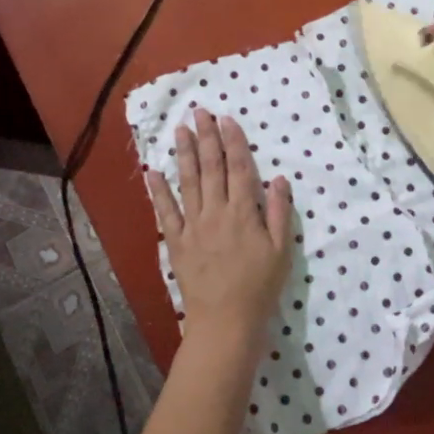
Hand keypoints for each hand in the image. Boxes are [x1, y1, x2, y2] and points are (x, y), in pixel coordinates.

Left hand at [145, 109, 293, 352]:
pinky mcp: (177, 241)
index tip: (226, 119)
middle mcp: (217, 211)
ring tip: (179, 130)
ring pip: (188, 181)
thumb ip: (280, 213)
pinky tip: (152, 171)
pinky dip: (158, 190)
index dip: (234, 141)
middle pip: (211, 167)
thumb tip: (279, 179)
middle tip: (199, 112)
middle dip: (206, 137)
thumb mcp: (282, 251)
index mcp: (244, 212)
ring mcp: (194, 225)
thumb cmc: (260, 287)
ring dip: (183, 153)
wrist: (226, 321)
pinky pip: (165, 211)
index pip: (239, 168)